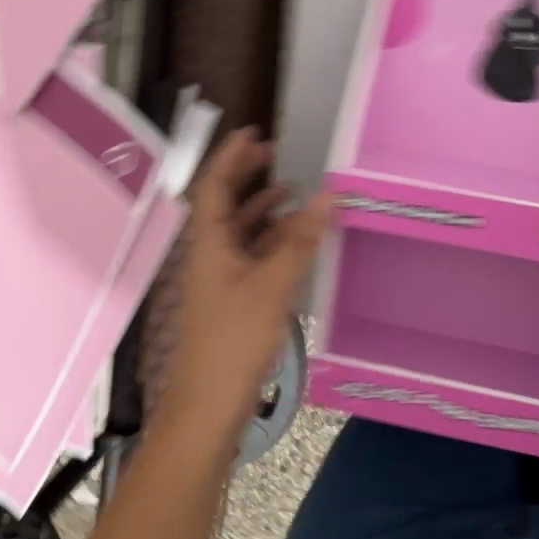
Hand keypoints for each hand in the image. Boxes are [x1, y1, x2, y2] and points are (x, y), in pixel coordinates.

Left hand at [158, 128, 329, 440]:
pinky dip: (272, 241)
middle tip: (277, 155)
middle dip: (248, 177)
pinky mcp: (233, 302)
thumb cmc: (235, 340)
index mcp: (209, 243)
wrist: (210, 406)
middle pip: (225, 205)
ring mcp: (220, 280)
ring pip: (240, 232)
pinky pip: (251, 257)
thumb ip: (300, 238)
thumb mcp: (273, 284)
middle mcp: (210, 255)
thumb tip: (329, 193)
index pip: (214, 186)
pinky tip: (295, 241)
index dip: (230, 157)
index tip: (253, 132)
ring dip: (263, 209)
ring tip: (294, 193)